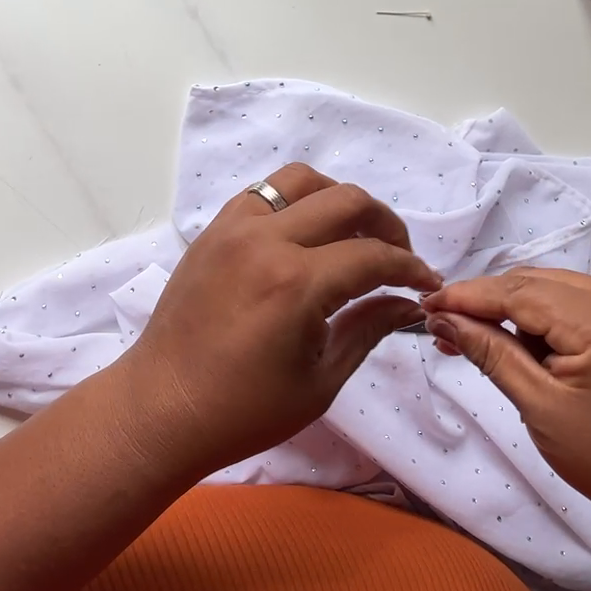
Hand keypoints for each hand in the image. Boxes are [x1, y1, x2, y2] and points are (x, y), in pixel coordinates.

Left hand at [121, 163, 442, 477]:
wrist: (163, 407)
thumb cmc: (243, 410)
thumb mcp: (319, 380)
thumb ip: (367, 329)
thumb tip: (406, 303)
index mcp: (295, 282)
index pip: (373, 256)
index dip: (410, 268)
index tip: (426, 283)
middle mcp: (265, 240)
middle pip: (345, 201)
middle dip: (385, 225)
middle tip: (398, 257)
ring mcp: (233, 229)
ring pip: (300, 181)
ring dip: (338, 200)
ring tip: (352, 235)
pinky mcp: (212, 232)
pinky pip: (262, 194)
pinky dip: (294, 202)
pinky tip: (304, 234)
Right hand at [421, 269, 590, 559]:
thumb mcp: (540, 407)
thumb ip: (490, 352)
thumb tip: (441, 318)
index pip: (521, 292)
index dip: (468, 296)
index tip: (425, 304)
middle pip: (536, 282)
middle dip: (485, 302)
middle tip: (440, 325)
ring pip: (552, 289)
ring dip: (509, 309)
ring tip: (468, 336)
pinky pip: (574, 301)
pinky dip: (540, 317)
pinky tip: (511, 339)